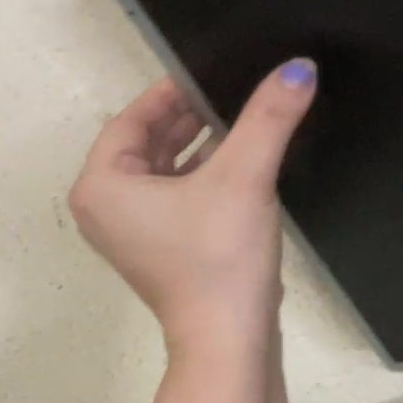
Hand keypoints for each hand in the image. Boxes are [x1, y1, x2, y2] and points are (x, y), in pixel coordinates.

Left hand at [68, 59, 317, 346]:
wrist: (229, 335)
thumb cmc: (219, 253)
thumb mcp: (245, 176)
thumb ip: (270, 118)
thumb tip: (300, 67)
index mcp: (103, 185)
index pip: (132, 119)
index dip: (171, 92)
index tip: (212, 71)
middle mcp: (108, 207)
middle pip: (148, 144)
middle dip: (191, 118)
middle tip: (237, 93)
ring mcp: (136, 233)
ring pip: (168, 171)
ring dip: (204, 147)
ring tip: (248, 124)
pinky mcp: (167, 250)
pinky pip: (183, 196)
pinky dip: (209, 177)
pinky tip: (247, 168)